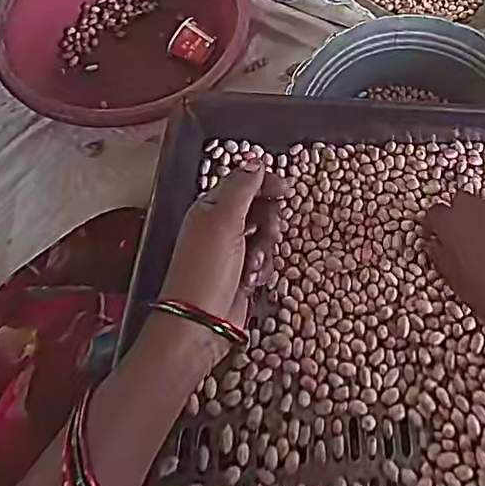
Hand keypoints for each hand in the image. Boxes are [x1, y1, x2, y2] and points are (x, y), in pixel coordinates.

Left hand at [159, 160, 286, 329]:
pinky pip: (265, 259)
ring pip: (266, 235)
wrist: (200, 323)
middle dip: (268, 222)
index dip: (264, 183)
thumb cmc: (206, 270)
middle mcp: (221, 225)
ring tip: (251, 265)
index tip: (284, 190)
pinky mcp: (243, 272)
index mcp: (210, 206)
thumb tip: (255, 161)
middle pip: (260, 208)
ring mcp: (233, 250)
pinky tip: (251, 281)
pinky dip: (262, 269)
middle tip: (264, 234)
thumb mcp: (224, 220)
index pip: (243, 182)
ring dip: (264, 249)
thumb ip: (242, 187)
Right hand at [422, 192, 484, 351]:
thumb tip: (435, 244)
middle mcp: (475, 210)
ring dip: (483, 221)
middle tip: (459, 235)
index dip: (433, 224)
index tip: (433, 233)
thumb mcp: (451, 276)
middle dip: (457, 214)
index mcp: (451, 222)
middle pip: (460, 201)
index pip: (434, 212)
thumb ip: (439, 252)